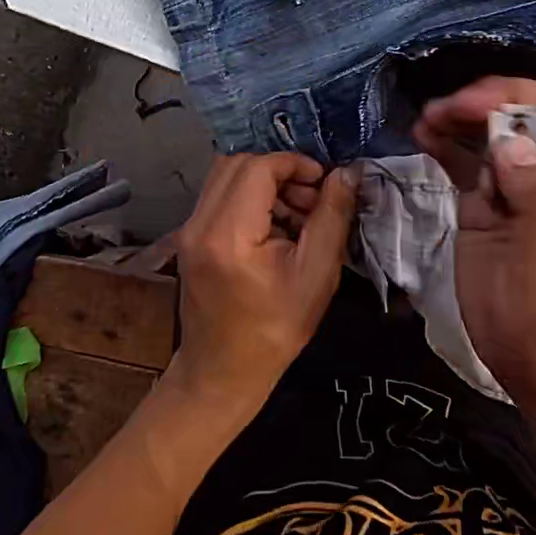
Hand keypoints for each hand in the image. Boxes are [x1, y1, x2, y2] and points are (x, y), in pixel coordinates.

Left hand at [170, 153, 357, 406]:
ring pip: (226, 177)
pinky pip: (219, 198)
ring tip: (297, 218)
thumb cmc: (275, 330)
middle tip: (311, 201)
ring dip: (264, 184)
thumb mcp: (316, 275)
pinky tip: (275, 230)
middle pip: (238, 163)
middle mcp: (199, 223)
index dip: (294, 164)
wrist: (223, 371)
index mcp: (228, 234)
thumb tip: (348, 173)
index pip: (258, 167)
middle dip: (280, 172)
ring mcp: (188, 229)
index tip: (324, 184)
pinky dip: (248, 200)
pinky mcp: (189, 238)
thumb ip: (331, 217)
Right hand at [413, 78, 535, 432]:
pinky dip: (449, 148)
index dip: (517, 109)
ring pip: (497, 141)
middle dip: (489, 106)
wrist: (535, 380)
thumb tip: (512, 141)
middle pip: (531, 126)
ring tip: (426, 119)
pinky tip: (425, 135)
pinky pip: (472, 168)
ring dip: (463, 122)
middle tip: (443, 109)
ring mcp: (525, 199)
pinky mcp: (491, 212)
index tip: (469, 107)